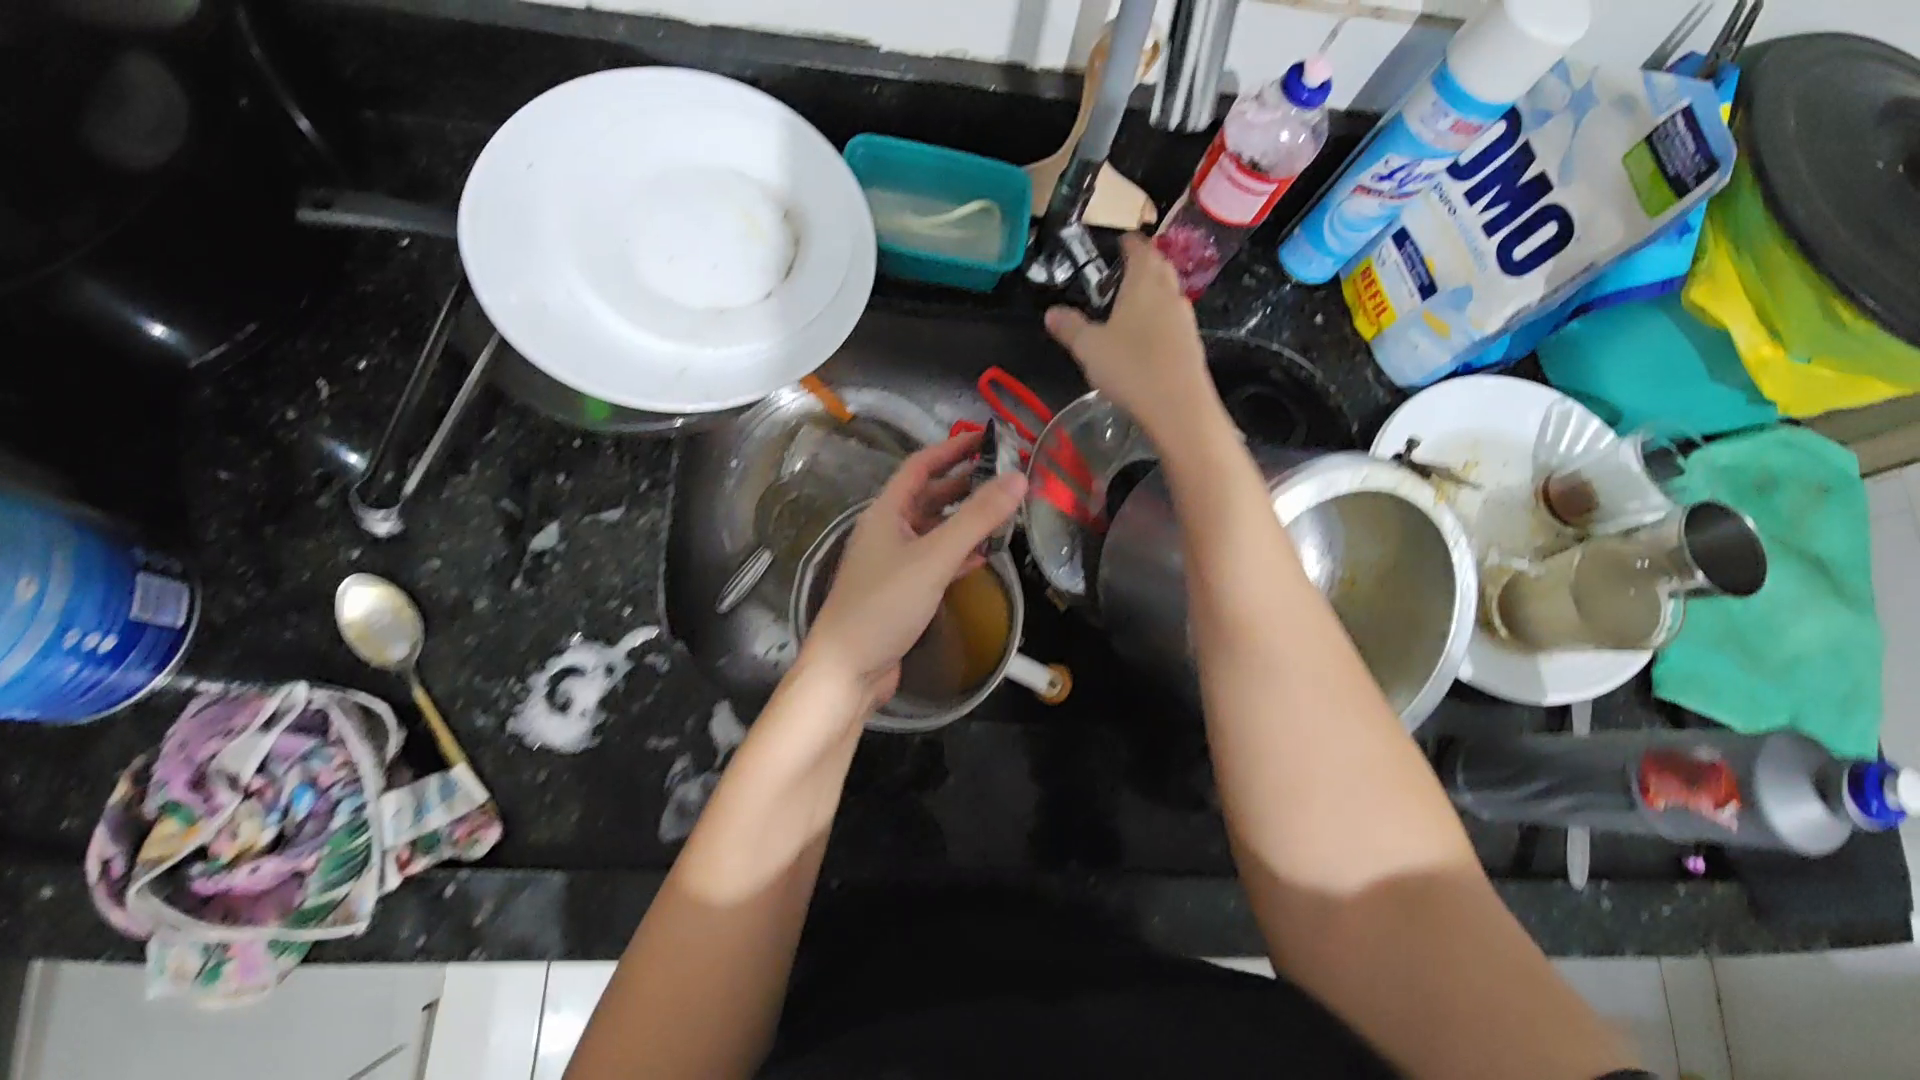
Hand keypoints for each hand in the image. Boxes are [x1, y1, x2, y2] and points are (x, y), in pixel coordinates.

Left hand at [797, 432, 1027, 709]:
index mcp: (886, 512)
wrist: (848, 669)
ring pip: (935, 530)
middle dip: (966, 485)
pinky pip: (936, 561)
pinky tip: (984, 558)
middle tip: (1006, 478)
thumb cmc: (884, 605)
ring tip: (1004, 515)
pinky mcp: (902, 591)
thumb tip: (1018, 478)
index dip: (953, 449)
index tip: (989, 438)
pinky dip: (960, 555)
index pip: (921, 465)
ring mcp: (894, 562)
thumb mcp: (934, 558)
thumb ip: (977, 519)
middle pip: (930, 496)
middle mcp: (887, 531)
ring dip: (966, 521)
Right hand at [1043, 233, 1222, 442]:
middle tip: (1128, 266)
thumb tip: (1051, 312)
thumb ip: (1070, 327)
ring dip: (1155, 290)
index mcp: (1143, 283)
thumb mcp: (1089, 348)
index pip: (1140, 249)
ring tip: (1136, 299)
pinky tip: (1149, 335)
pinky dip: (1161, 317)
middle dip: (1146, 262)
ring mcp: (1185, 319)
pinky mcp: (1192, 344)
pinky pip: (1175, 319)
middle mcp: (1168, 294)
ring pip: (1170, 293)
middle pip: (1160, 267)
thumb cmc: (1130, 368)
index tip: (1121, 240)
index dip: (1129, 242)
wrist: (1179, 407)